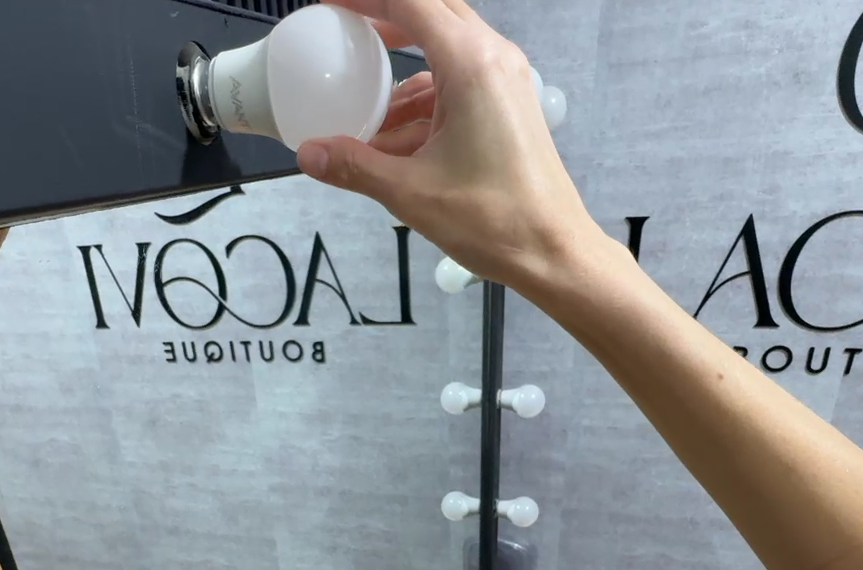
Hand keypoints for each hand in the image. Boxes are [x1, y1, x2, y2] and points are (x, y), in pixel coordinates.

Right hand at [296, 1, 601, 294]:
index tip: (334, 3)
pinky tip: (395, 147)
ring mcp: (505, 86)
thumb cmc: (497, 220)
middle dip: (385, 26)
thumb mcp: (410, 192)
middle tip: (346, 39)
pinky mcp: (507, 112)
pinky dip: (424, 110)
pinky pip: (457, 92)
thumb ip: (355, 167)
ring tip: (364, 119)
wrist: (551, 252)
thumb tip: (311, 155)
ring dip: (402, 84)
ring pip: (443, 62)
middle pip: (431, 17)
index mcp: (472, 65)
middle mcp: (494, 62)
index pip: (411, 1)